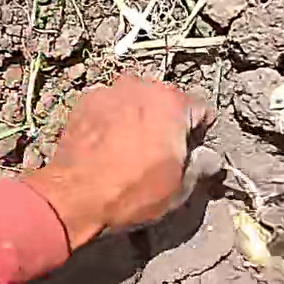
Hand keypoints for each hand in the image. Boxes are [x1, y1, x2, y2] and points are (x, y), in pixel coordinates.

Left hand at [22, 75, 216, 249]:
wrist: (74, 196)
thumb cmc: (130, 193)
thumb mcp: (179, 188)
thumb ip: (201, 165)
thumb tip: (208, 157)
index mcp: (172, 103)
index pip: (201, 112)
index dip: (198, 135)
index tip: (188, 154)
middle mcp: (140, 88)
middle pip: (165, 102)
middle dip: (165, 123)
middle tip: (156, 154)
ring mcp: (108, 92)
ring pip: (134, 102)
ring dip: (135, 119)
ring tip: (126, 151)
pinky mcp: (83, 103)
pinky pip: (107, 107)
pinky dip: (109, 121)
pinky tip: (104, 146)